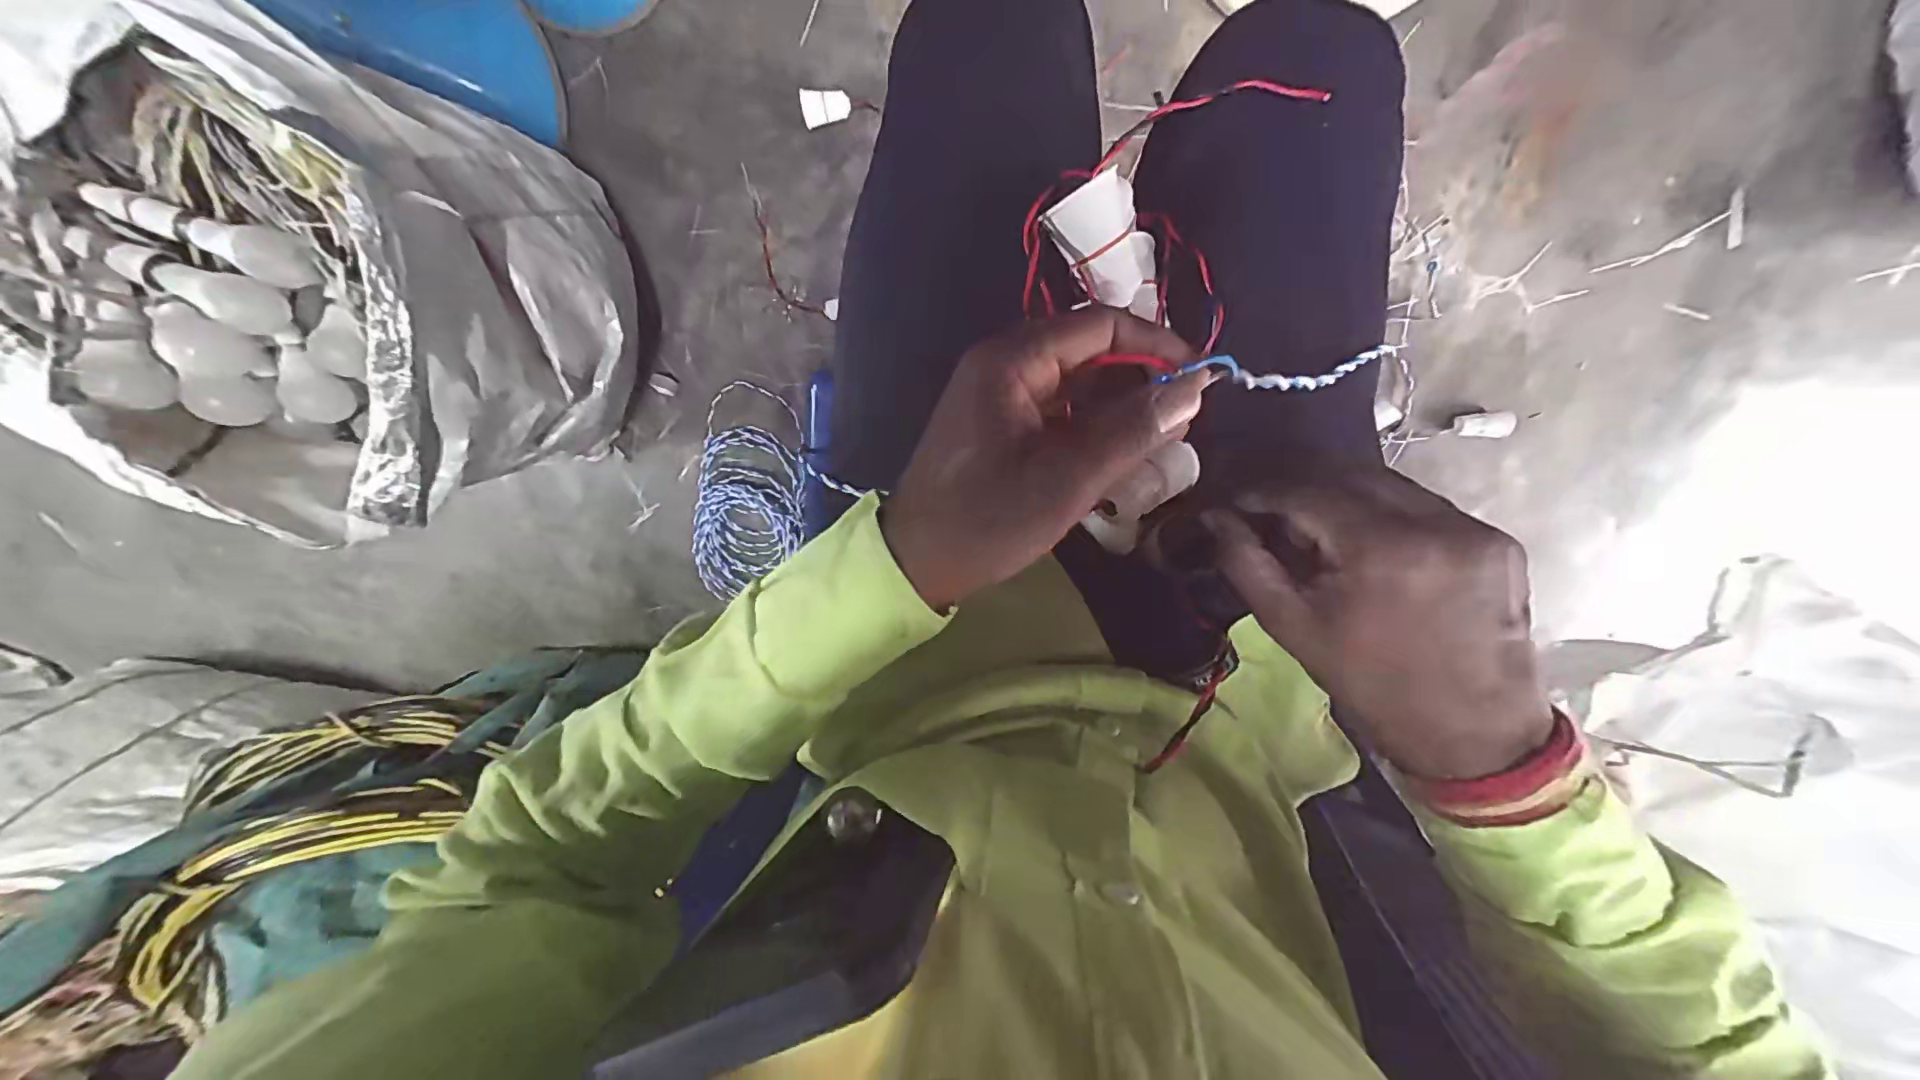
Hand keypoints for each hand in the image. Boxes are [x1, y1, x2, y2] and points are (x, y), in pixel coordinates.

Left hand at [882, 309, 1209, 610]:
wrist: (917, 561)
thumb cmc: (987, 521)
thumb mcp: (1067, 479)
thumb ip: (1132, 429)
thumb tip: (1193, 385)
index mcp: (1010, 360)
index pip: (1100, 325)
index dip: (1156, 345)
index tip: (1199, 378)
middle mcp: (1001, 363)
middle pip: (1087, 349)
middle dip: (1138, 378)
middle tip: (1179, 420)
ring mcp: (995, 392)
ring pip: (1073, 381)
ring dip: (1116, 406)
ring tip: (1154, 443)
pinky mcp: (995, 421)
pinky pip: (1053, 407)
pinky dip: (1087, 425)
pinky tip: (1113, 455)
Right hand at [1201, 467, 1553, 779]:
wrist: (1470, 731)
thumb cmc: (1367, 680)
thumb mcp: (1289, 623)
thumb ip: (1245, 561)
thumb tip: (1215, 516)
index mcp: (1380, 547)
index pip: (1307, 491)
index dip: (1264, 492)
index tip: (1237, 503)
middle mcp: (1434, 522)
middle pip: (1350, 477)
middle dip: (1303, 491)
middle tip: (1274, 517)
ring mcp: (1474, 528)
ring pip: (1390, 486)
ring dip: (1345, 498)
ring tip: (1321, 533)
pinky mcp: (1498, 540)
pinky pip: (1424, 507)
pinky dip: (1385, 515)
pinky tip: (1370, 547)